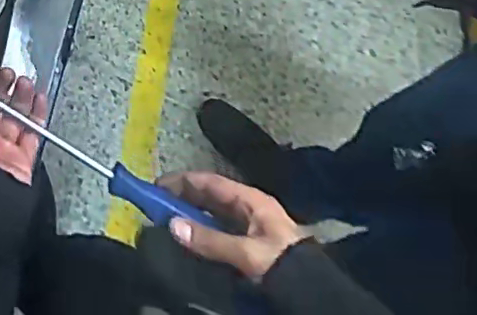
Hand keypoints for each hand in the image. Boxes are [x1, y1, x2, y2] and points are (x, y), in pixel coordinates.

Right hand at [158, 171, 307, 281]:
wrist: (320, 296)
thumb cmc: (285, 265)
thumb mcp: (247, 254)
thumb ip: (211, 240)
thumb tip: (172, 225)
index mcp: (250, 198)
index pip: (209, 181)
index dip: (182, 181)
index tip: (156, 186)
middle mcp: (249, 207)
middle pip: (210, 196)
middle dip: (184, 198)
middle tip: (158, 206)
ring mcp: (252, 226)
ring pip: (215, 214)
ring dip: (193, 215)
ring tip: (171, 222)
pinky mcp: (254, 245)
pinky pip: (221, 230)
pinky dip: (204, 231)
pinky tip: (194, 240)